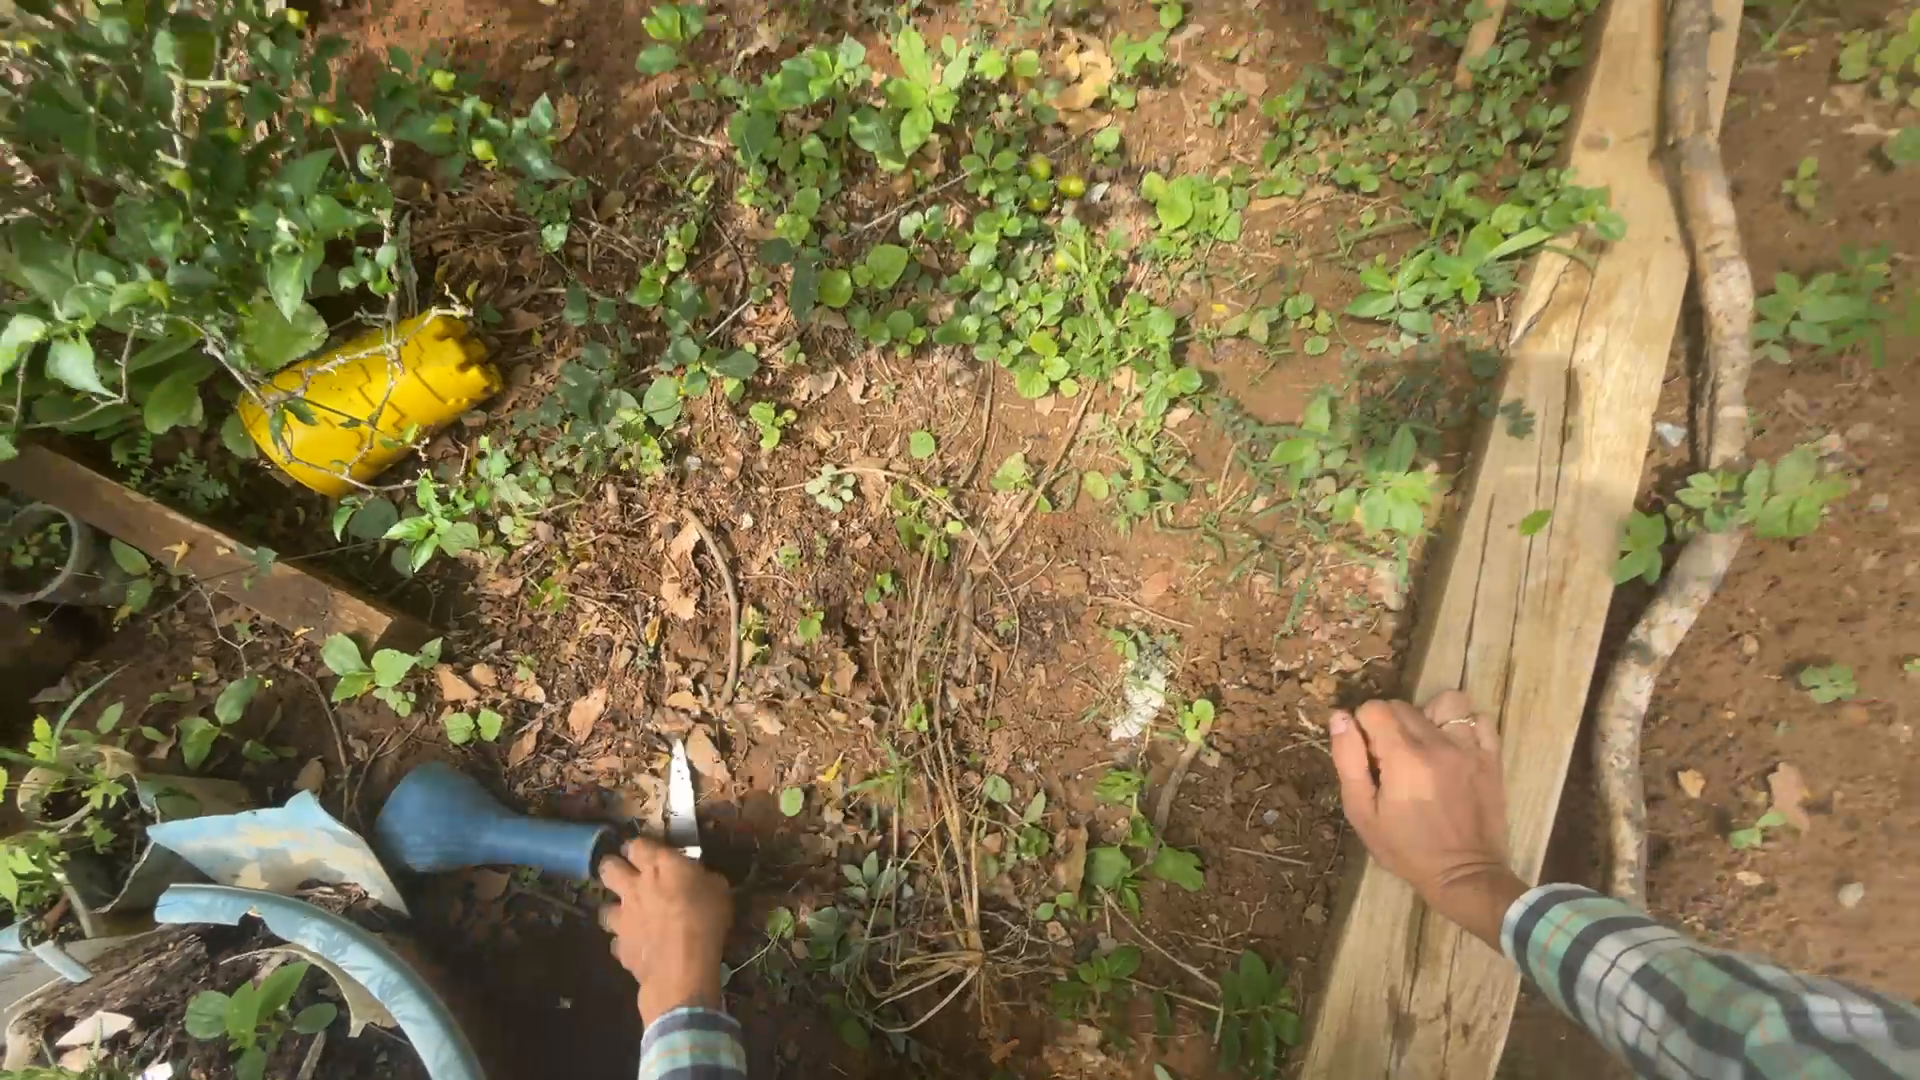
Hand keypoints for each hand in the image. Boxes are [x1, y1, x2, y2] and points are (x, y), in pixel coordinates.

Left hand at [598, 837, 733, 1022]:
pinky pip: (616, 939)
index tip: (645, 849)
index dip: (639, 845)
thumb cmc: (705, 918)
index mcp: (660, 865)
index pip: (637, 844)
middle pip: (609, 868)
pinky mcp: (620, 947)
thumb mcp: (718, 889)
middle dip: (613, 866)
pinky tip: (638, 943)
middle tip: (624, 871)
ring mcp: (623, 918)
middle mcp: (635, 887)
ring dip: (615, 907)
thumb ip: (703, 879)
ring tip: (628, 912)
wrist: (682, 967)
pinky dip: (625, 940)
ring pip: (605, 906)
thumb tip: (700, 879)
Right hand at [1328, 691, 1525, 946]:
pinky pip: (1480, 720)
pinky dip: (1463, 725)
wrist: (1466, 878)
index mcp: (1404, 758)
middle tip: (1389, 760)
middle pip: (1402, 706)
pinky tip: (1452, 746)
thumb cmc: (1405, 848)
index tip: (1367, 756)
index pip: (1374, 709)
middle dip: (1387, 724)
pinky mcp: (1492, 760)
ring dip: (1427, 716)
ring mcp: (1470, 750)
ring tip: (1422, 744)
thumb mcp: (1361, 811)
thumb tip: (1340, 717)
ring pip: (1444, 703)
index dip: (1362, 727)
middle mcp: (1438, 745)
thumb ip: (1347, 759)